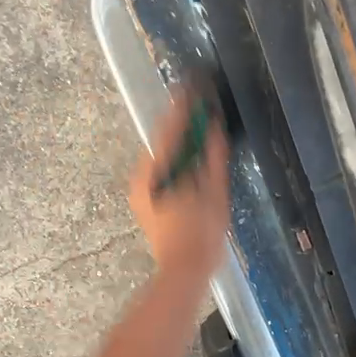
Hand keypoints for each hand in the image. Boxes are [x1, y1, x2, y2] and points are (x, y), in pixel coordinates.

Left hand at [128, 93, 230, 282]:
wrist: (182, 271)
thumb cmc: (201, 236)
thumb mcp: (215, 195)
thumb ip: (214, 158)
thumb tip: (213, 127)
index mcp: (159, 171)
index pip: (170, 128)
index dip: (183, 106)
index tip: (192, 85)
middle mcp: (143, 175)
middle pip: (162, 140)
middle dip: (180, 123)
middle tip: (198, 104)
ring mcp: (140, 189)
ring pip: (160, 155)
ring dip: (178, 142)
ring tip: (197, 129)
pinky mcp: (144, 200)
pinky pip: (159, 170)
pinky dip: (174, 160)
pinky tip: (189, 160)